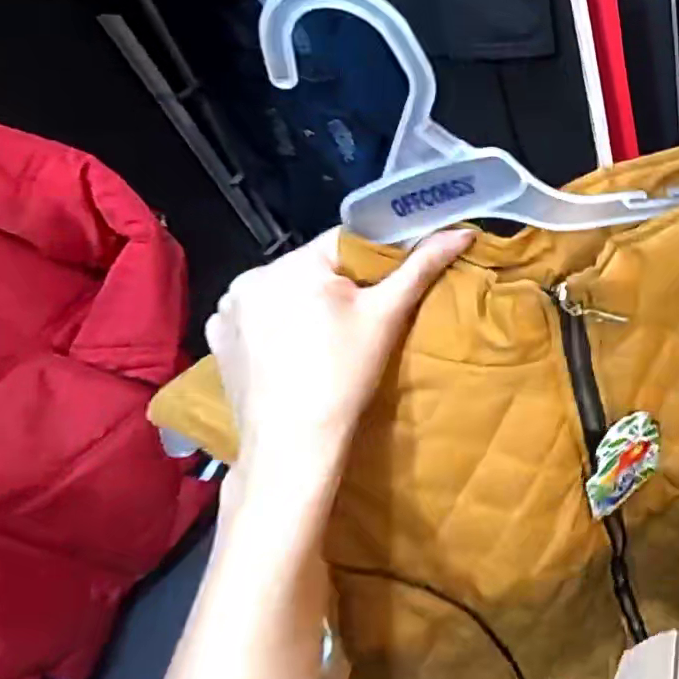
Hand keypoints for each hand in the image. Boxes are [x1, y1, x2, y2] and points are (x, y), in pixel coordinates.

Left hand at [205, 227, 472, 479]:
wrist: (293, 446)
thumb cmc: (344, 374)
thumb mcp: (388, 315)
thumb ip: (422, 266)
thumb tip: (461, 232)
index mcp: (292, 265)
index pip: (345, 240)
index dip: (375, 259)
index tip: (390, 285)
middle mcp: (251, 278)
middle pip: (315, 265)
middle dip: (341, 283)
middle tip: (364, 315)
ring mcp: (227, 310)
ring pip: (288, 289)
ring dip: (308, 301)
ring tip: (330, 335)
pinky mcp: (218, 340)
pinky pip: (259, 314)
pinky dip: (278, 322)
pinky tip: (296, 348)